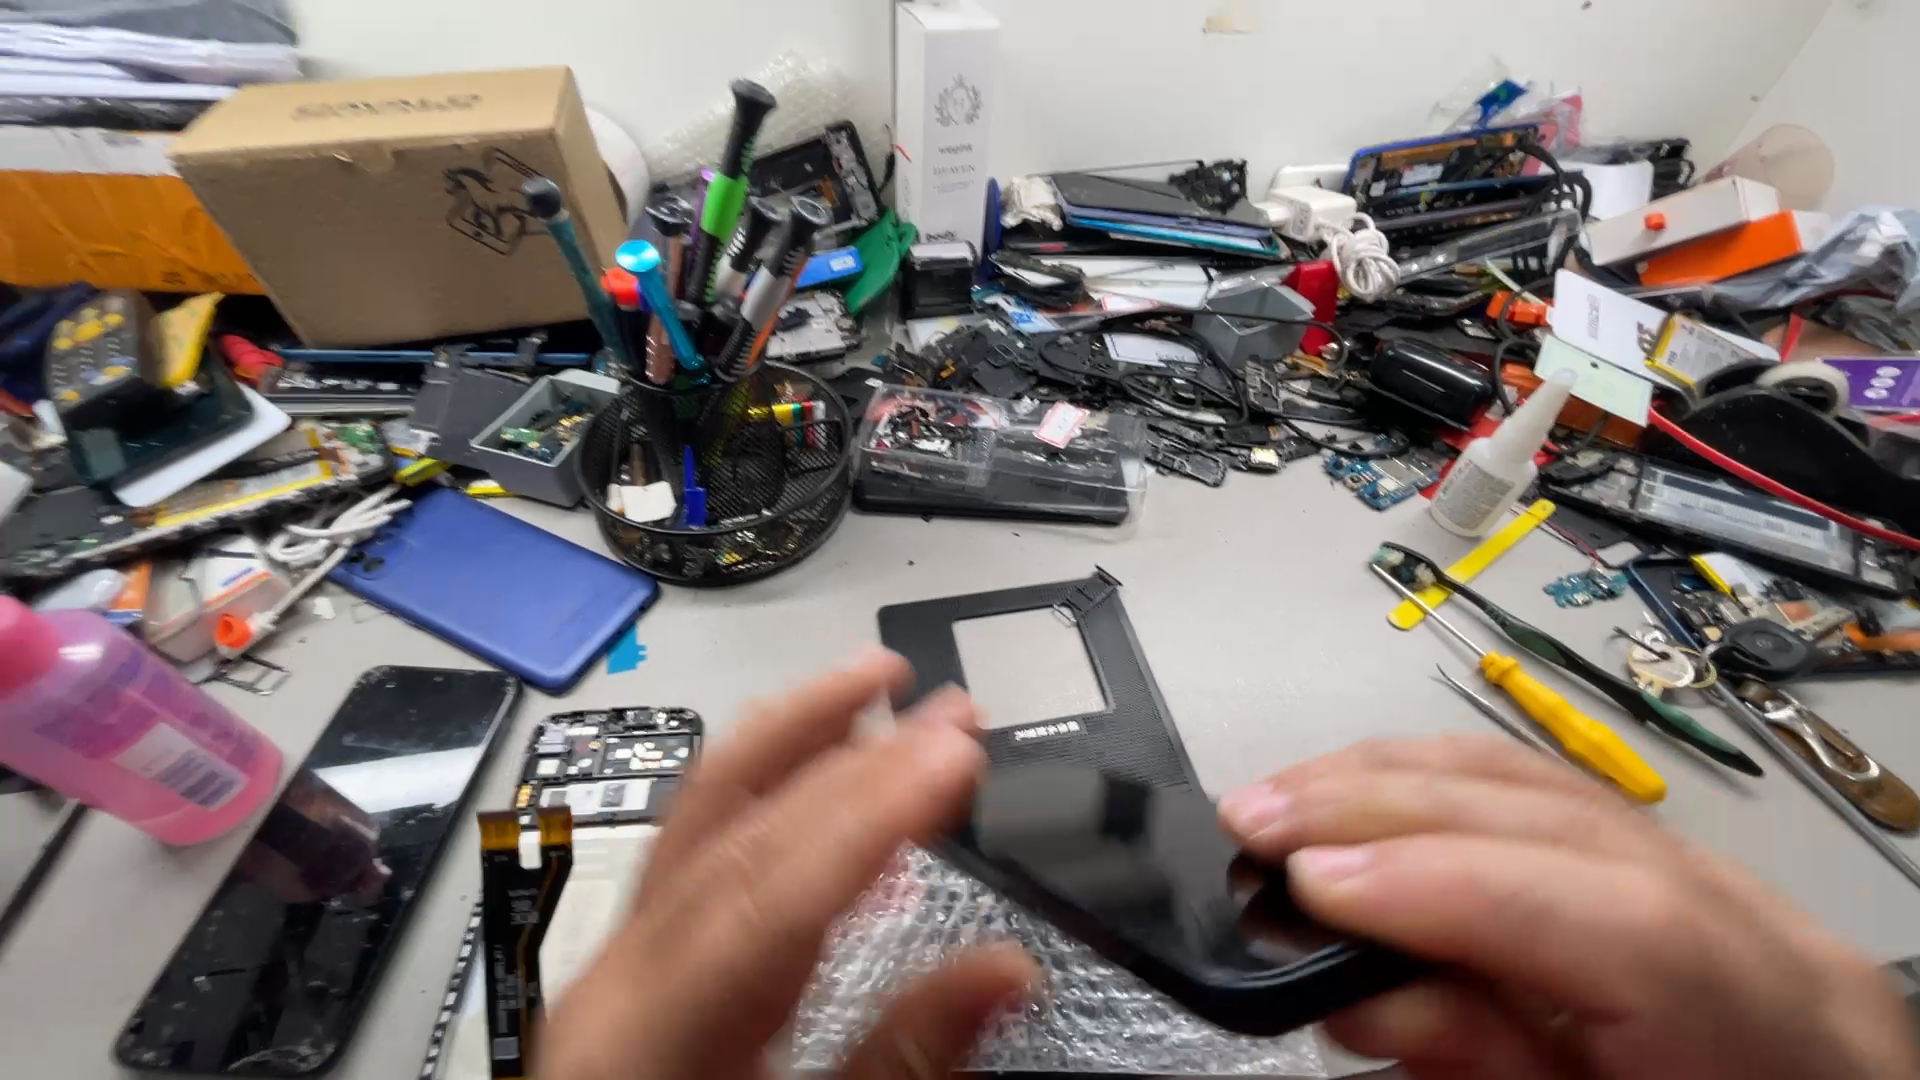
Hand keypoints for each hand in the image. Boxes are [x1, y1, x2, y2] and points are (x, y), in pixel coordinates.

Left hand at [539, 649, 1034, 1079]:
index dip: (871, 815)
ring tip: (875, 677)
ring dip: (801, 724)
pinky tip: (829, 742)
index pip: (772, 896)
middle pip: (746, 828)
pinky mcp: (648, 927)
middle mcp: (627, 966)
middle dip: (862, 755)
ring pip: (710, 797)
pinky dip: (777, 765)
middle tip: (950, 713)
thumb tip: (1008, 970)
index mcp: (653, 1035)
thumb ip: (905, 1056)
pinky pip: (710, 819)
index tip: (954, 757)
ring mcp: (629, 936)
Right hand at [1219, 736, 1916, 1079]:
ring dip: (1370, 777)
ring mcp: (1691, 863)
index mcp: (1780, 1040)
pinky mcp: (1627, 841)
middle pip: (1551, 818)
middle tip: (1254, 822)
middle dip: (1378, 808)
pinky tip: (1336, 786)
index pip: (1627, 928)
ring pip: (1518, 774)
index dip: (1454, 889)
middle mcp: (1752, 925)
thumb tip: (1364, 997)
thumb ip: (1483, 1071)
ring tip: (1274, 797)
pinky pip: (1506, 780)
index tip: (1310, 884)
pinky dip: (1404, 776)